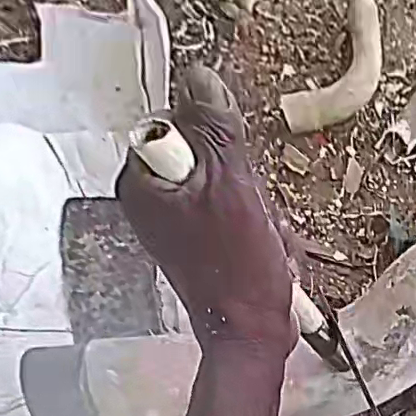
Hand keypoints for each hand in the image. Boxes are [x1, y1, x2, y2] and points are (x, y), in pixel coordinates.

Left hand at [117, 65, 296, 358]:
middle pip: (217, 162)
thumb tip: (201, 78)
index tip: (235, 186)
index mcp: (146, 184)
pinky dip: (264, 234)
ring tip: (267, 246)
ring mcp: (186, 226)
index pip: (185, 128)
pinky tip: (269, 256)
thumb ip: (216, 132)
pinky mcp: (210, 245)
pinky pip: (244, 217)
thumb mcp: (232, 192)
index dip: (224, 154)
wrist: (253, 337)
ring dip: (266, 216)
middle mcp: (159, 202)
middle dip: (253, 193)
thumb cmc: (240, 277)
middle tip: (258, 222)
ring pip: (238, 191)